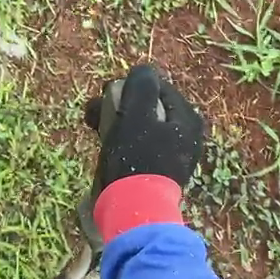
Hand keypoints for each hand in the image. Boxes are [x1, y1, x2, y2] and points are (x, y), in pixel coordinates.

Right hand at [82, 63, 204, 191]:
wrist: (133, 207)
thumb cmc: (136, 158)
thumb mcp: (136, 114)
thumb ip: (141, 87)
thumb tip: (143, 71)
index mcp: (186, 118)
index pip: (156, 87)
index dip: (127, 88)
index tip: (105, 97)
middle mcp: (184, 135)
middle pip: (146, 106)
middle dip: (117, 105)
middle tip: (92, 115)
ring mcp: (171, 154)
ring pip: (138, 124)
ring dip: (113, 120)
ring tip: (92, 128)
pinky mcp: (154, 170)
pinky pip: (136, 143)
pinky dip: (119, 139)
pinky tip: (103, 146)